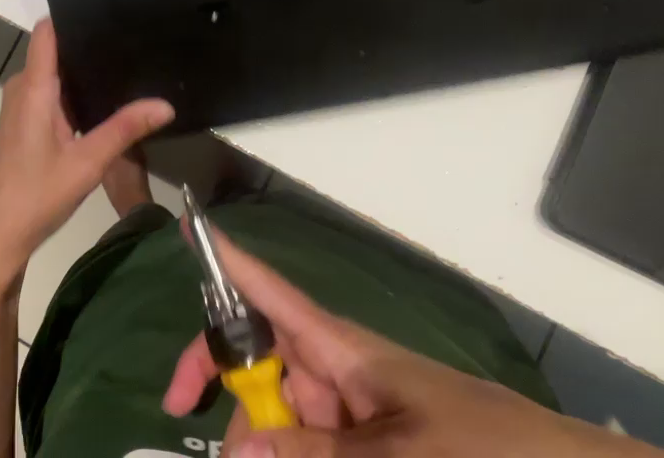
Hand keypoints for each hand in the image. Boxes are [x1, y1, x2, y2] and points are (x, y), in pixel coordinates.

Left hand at [0, 20, 174, 289]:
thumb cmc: (37, 195)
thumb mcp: (87, 163)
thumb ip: (125, 130)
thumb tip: (166, 103)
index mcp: (34, 88)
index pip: (48, 32)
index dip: (72, 15)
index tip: (107, 7)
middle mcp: (24, 88)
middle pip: (56, 51)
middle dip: (88, 45)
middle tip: (133, 39)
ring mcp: (22, 107)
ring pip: (56, 75)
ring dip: (84, 73)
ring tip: (128, 64)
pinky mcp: (25, 124)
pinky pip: (52, 95)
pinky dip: (76, 94)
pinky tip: (106, 100)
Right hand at [162, 230, 663, 457]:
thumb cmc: (483, 448)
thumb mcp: (397, 455)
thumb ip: (314, 453)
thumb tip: (237, 452)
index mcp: (340, 348)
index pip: (269, 293)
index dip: (227, 261)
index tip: (186, 228)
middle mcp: (333, 368)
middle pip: (257, 356)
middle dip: (217, 378)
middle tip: (180, 409)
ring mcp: (347, 406)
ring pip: (276, 408)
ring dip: (253, 436)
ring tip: (244, 456)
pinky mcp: (361, 438)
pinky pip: (306, 439)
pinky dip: (285, 452)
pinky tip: (272, 457)